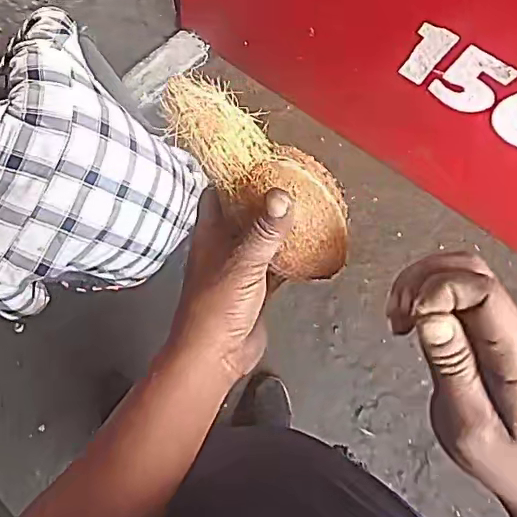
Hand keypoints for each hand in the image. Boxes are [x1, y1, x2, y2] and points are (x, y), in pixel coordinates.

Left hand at [162, 188, 292, 381]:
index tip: (258, 160)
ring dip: (278, 227)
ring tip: (302, 208)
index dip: (234, 175)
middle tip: (289, 181)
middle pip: (243, 213)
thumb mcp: (243, 264)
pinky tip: (306, 249)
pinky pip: (275, 265)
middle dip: (263, 198)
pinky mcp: (254, 288)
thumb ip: (264, 232)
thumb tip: (281, 198)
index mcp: (209, 234)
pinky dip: (290, 257)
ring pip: (261, 238)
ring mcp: (239, 268)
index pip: (218, 192)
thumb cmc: (213, 311)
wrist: (215, 356)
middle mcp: (222, 247)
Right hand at [388, 253, 516, 515]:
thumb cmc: (504, 461)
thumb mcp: (471, 426)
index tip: (412, 316)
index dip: (438, 290)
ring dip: (421, 282)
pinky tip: (410, 318)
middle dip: (424, 279)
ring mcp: (501, 328)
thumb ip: (452, 369)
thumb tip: (431, 317)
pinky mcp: (485, 330)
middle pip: (472, 269)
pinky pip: (455, 291)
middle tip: (400, 311)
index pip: (483, 290)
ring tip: (400, 314)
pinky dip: (424, 293)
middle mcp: (513, 331)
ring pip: (462, 272)